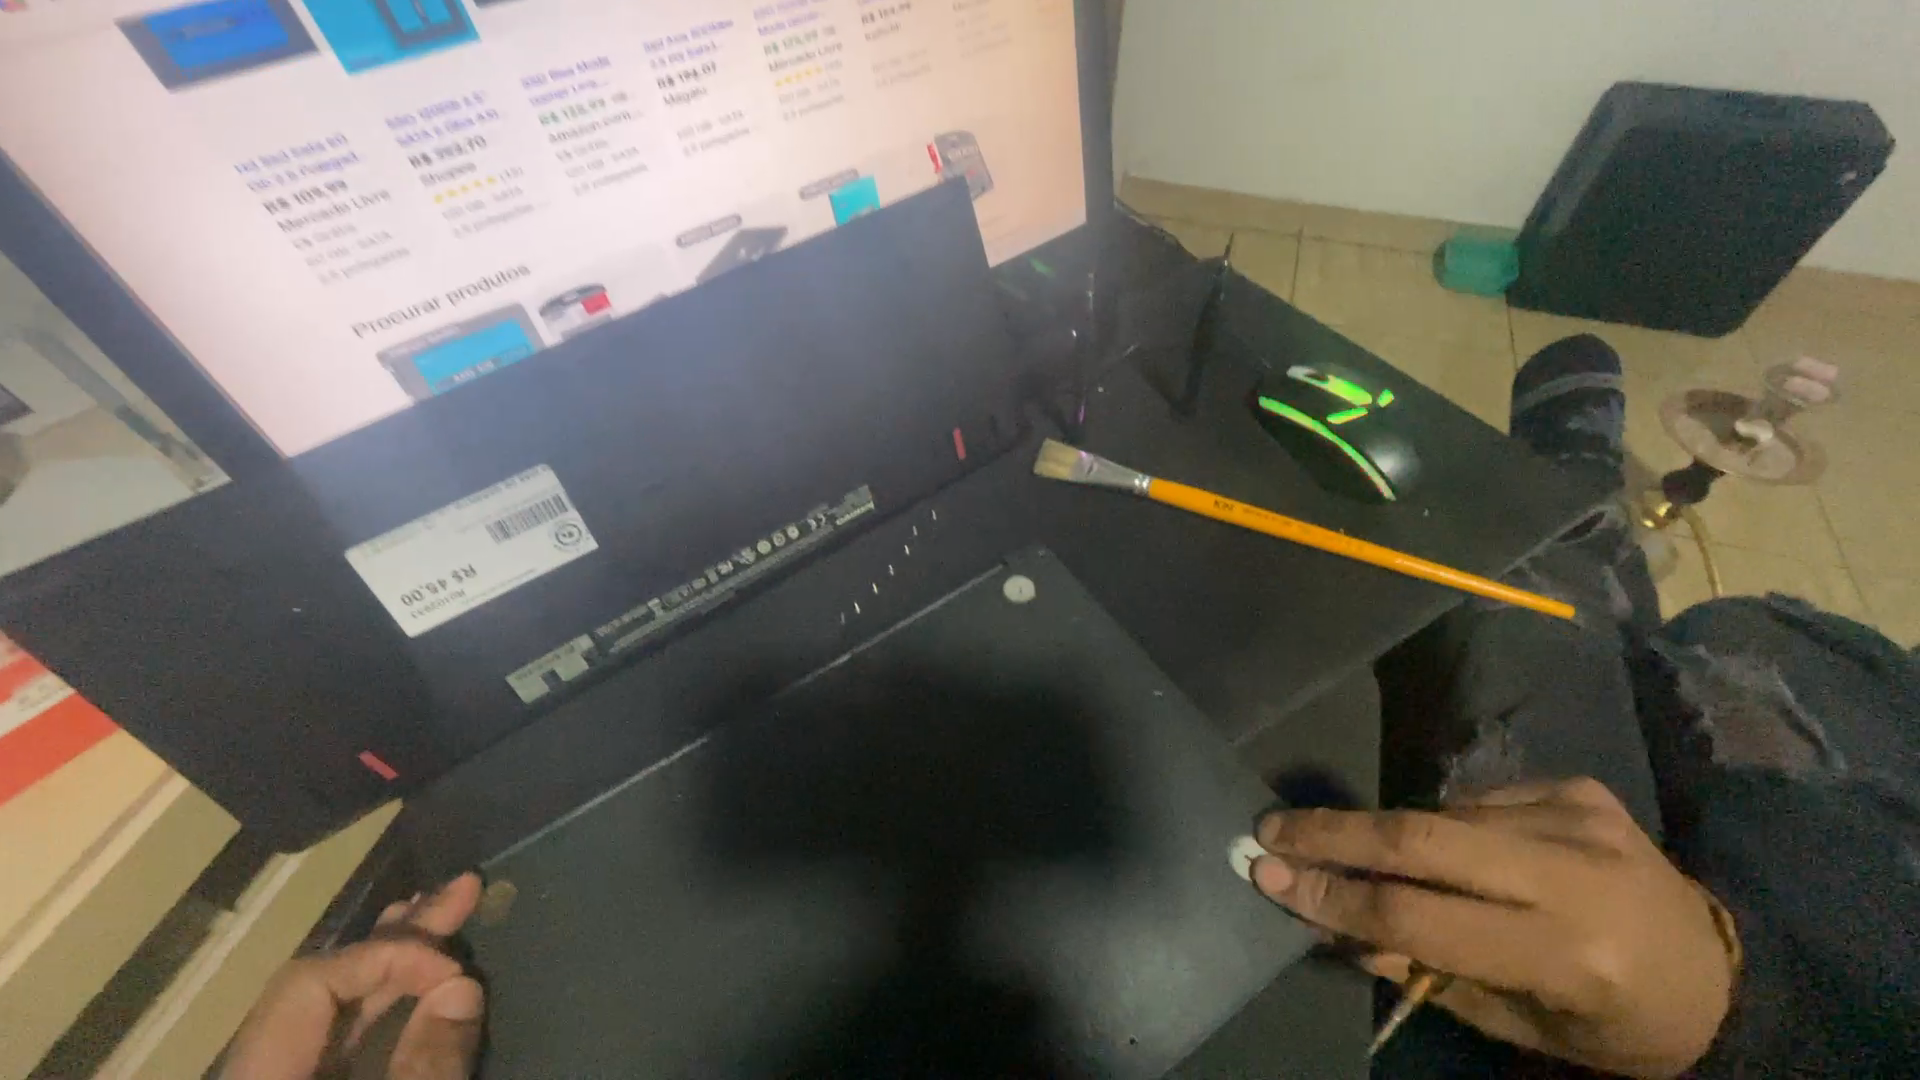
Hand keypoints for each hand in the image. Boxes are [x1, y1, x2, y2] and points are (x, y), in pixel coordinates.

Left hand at [223, 873, 485, 1079]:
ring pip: (331, 1009)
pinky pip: (342, 1036)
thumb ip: (424, 1066)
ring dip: (398, 957)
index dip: (388, 958)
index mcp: (261, 1074)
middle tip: (465, 889)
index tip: (456, 973)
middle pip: (320, 986)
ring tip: (447, 910)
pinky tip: (424, 974)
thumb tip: (462, 987)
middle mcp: (260, 1070)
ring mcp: (284, 1076)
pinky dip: (388, 998)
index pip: (311, 981)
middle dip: (400, 936)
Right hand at [1253, 779, 1736, 1079]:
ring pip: (1440, 813)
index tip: (1267, 874)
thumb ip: (1418, 968)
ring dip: (1388, 833)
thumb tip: (1325, 919)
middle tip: (1269, 828)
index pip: (1419, 915)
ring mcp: (1580, 818)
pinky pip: (1476, 799)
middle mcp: (1574, 875)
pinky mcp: (1579, 787)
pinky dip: (1446, 824)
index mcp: (1567, 955)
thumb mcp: (1515, 1023)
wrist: (1723, 978)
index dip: (1334, 895)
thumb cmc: (1610, 1021)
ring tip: (1368, 852)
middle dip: (1332, 831)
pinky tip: (1461, 849)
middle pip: (1421, 836)